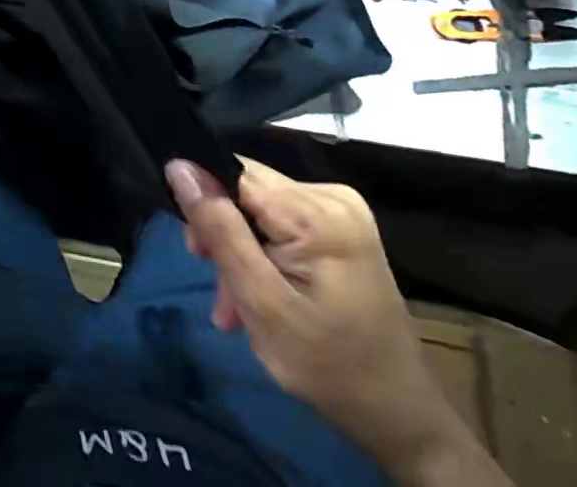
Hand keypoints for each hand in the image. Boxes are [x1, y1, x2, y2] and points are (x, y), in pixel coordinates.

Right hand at [166, 158, 508, 486]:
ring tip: (237, 308)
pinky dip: (265, 254)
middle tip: (220, 294)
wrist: (397, 410)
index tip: (196, 250)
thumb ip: (219, 230)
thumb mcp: (261, 302)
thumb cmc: (327, 364)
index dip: (206, 202)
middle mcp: (331, 194)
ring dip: (241, 252)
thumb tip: (180, 167)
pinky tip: (262, 294)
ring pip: (261, 209)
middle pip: (249, 191)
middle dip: (225, 237)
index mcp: (316, 211)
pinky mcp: (342, 225)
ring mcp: (342, 208)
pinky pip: (283, 221)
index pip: (236, 172)